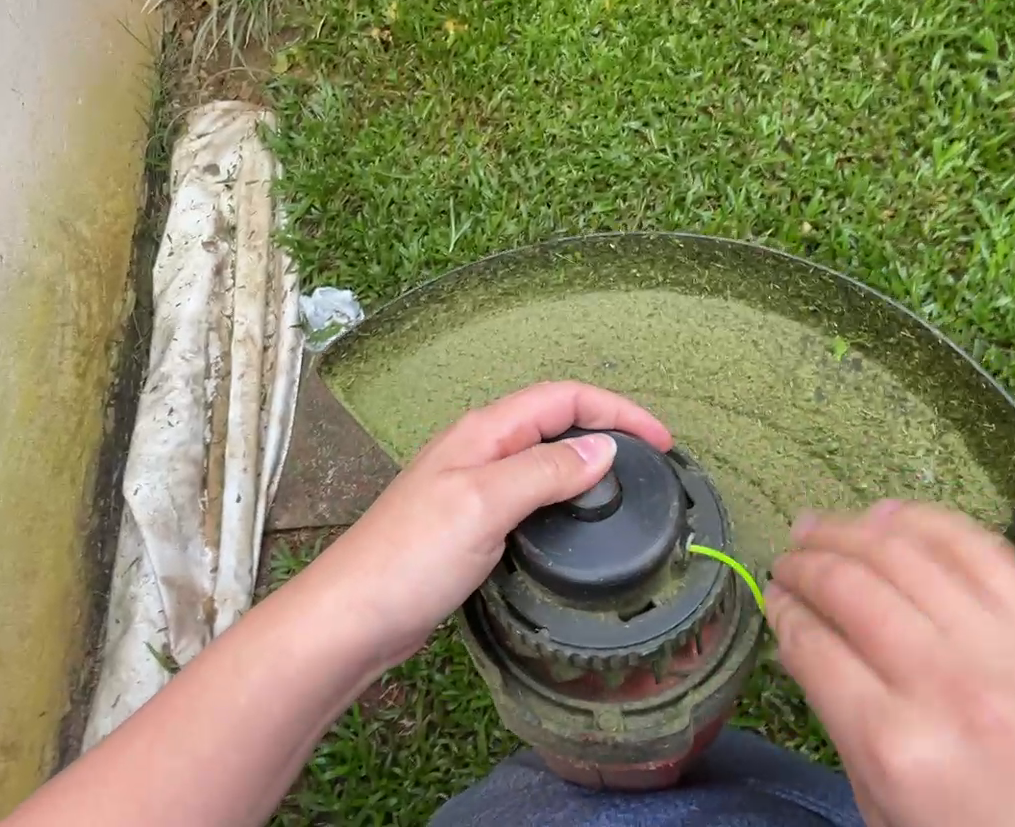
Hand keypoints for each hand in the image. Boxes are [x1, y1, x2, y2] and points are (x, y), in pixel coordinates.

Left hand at [293, 381, 671, 668]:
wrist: (354, 616)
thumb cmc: (412, 556)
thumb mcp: (485, 504)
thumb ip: (544, 471)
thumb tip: (602, 449)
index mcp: (484, 431)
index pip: (561, 398)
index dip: (615, 410)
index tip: (660, 440)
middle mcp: (479, 448)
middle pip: (554, 421)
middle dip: (605, 429)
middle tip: (651, 462)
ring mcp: (473, 484)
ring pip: (542, 457)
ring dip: (585, 462)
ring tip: (625, 487)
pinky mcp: (471, 521)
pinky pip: (528, 493)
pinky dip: (562, 496)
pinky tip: (575, 520)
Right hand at [766, 501, 1014, 826]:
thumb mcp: (885, 810)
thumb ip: (840, 717)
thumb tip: (803, 632)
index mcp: (897, 746)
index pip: (811, 642)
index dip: (781, 608)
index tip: (773, 596)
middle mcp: (949, 687)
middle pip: (849, 585)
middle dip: (802, 562)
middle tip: (785, 559)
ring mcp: (1013, 655)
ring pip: (904, 553)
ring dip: (846, 529)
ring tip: (818, 526)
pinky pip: (981, 551)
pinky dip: (924, 521)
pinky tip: (887, 516)